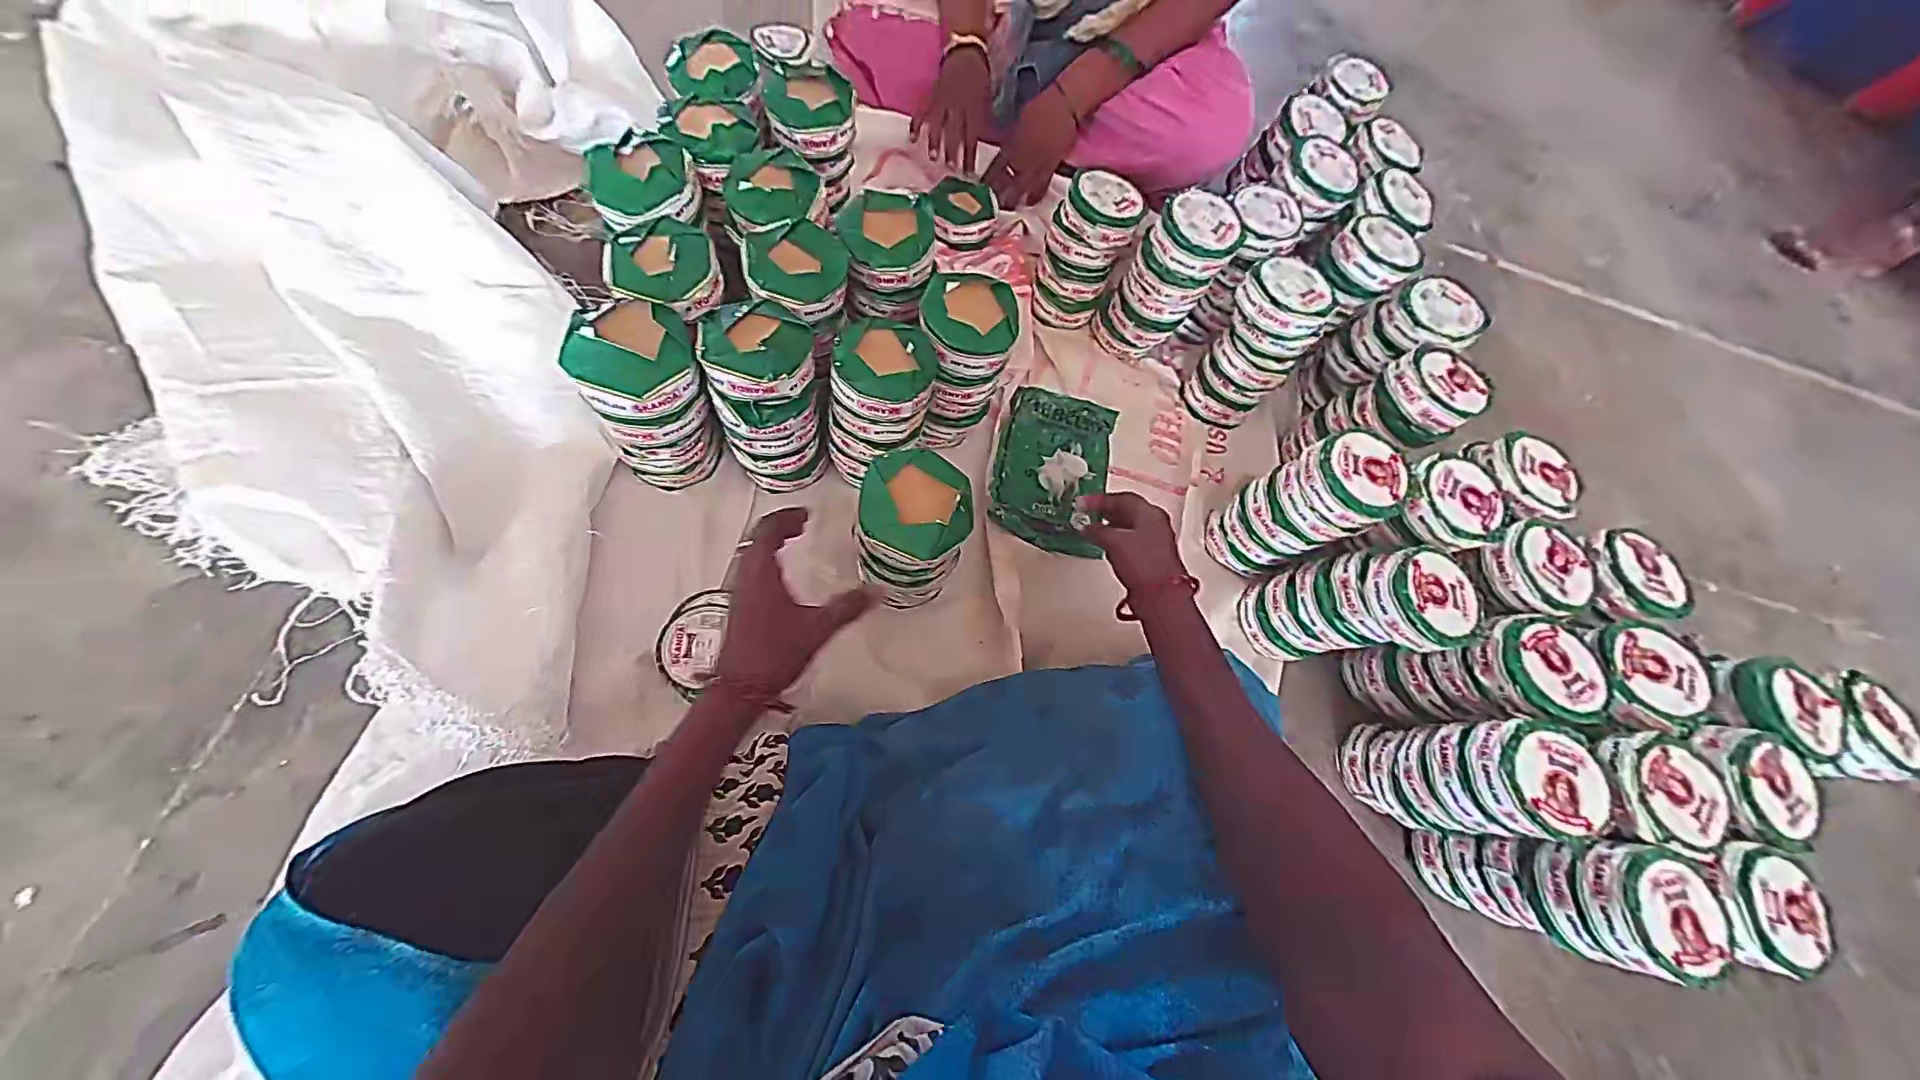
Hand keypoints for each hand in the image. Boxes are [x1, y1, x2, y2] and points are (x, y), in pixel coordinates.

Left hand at [714, 508, 873, 694]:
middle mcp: (746, 576)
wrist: (741, 687)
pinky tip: (782, 574)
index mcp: (762, 573)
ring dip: (770, 542)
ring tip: (793, 542)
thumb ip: (848, 607)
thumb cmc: (776, 653)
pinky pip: (749, 568)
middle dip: (779, 526)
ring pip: (751, 553)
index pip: (768, 531)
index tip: (806, 515)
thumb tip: (878, 591)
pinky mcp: (737, 604)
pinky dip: (765, 559)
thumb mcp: (818, 629)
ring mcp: (738, 590)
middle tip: (802, 525)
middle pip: (757, 537)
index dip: (787, 518)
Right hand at [911, 46, 991, 173]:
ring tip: (933, 158)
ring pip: (938, 124)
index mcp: (973, 108)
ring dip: (935, 142)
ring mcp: (943, 100)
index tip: (968, 173)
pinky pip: (922, 111)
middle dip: (953, 152)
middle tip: (951, 170)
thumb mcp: (986, 101)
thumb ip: (981, 122)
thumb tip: (977, 146)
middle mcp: (957, 105)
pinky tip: (913, 139)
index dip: (969, 156)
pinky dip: (916, 124)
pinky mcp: (931, 95)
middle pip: (954, 133)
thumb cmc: (979, 81)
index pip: (971, 137)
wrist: (966, 53)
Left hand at [983, 85, 1076, 207]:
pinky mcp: (1052, 167)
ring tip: (1007, 208)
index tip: (981, 191)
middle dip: (998, 195)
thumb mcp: (1018, 121)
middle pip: (1007, 181)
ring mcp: (1037, 164)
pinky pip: (1042, 186)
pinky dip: (1034, 196)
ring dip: (1014, 199)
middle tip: (992, 206)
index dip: (988, 180)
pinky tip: (1029, 203)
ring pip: (1022, 187)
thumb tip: (1001, 149)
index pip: (996, 167)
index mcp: (1012, 144)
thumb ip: (1009, 139)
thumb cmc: (1041, 106)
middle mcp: (1022, 157)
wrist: (1065, 104)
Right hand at [1077, 492, 1187, 597]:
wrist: (1159, 594)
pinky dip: (1117, 537)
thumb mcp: (1113, 542)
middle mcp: (1156, 523)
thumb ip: (1096, 531)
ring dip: (1111, 524)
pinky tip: (1106, 543)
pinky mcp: (1153, 555)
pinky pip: (1132, 539)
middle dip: (1106, 511)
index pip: (1122, 499)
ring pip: (1130, 525)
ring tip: (1093, 527)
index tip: (1083, 502)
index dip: (1100, 500)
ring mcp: (1156, 540)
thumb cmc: (1142, 564)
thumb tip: (1087, 527)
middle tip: (1088, 512)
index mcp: (1150, 513)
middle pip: (1128, 510)